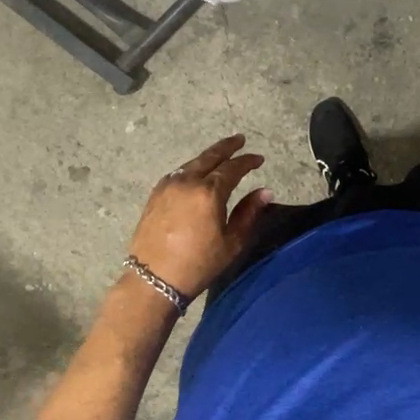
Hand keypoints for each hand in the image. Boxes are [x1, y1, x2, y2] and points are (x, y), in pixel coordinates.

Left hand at [124, 135, 272, 298]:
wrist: (154, 279)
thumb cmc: (199, 264)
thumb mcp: (232, 241)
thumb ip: (249, 212)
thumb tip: (265, 191)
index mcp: (209, 192)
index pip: (232, 168)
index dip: (247, 161)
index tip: (259, 159)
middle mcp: (187, 182)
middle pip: (210, 157)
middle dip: (227, 147)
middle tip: (240, 140)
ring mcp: (167, 186)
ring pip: (192, 163)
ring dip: (208, 156)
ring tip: (221, 154)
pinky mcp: (155, 195)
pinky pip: (178, 173)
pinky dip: (192, 167)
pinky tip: (198, 171)